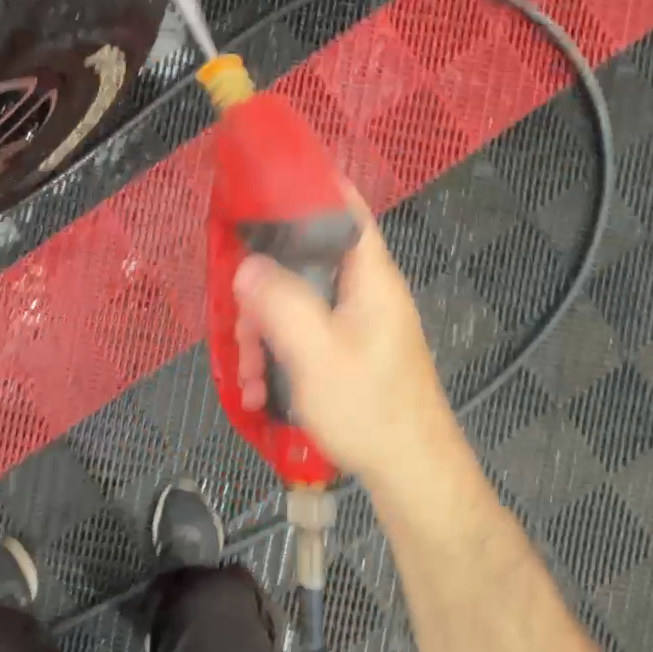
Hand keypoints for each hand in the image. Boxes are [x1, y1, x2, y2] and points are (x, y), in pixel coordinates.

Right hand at [232, 193, 461, 486]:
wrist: (408, 470)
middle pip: (301, 265)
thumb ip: (281, 303)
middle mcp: (362, 294)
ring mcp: (353, 324)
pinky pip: (300, 337)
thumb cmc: (370, 409)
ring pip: (292, 306)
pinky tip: (262, 390)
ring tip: (252, 377)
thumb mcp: (316, 354)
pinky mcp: (344, 352)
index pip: (346, 210)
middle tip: (244, 331)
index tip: (267, 181)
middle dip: (262, 295)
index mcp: (368, 279)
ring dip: (262, 337)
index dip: (311, 186)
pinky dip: (276, 359)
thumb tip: (248, 265)